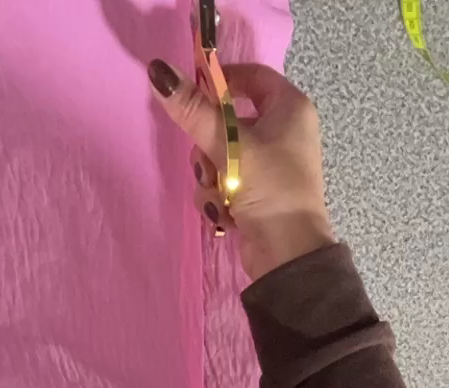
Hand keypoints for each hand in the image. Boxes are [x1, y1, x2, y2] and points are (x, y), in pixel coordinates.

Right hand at [147, 58, 335, 279]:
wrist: (287, 253)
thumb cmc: (269, 189)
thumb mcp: (229, 146)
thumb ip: (194, 111)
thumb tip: (159, 72)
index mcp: (290, 109)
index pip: (251, 76)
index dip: (220, 82)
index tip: (192, 96)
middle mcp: (283, 133)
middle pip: (227, 122)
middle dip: (209, 147)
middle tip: (208, 162)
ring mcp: (270, 167)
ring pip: (221, 157)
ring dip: (211, 178)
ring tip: (220, 195)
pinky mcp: (258, 196)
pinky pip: (226, 184)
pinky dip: (220, 198)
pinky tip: (225, 213)